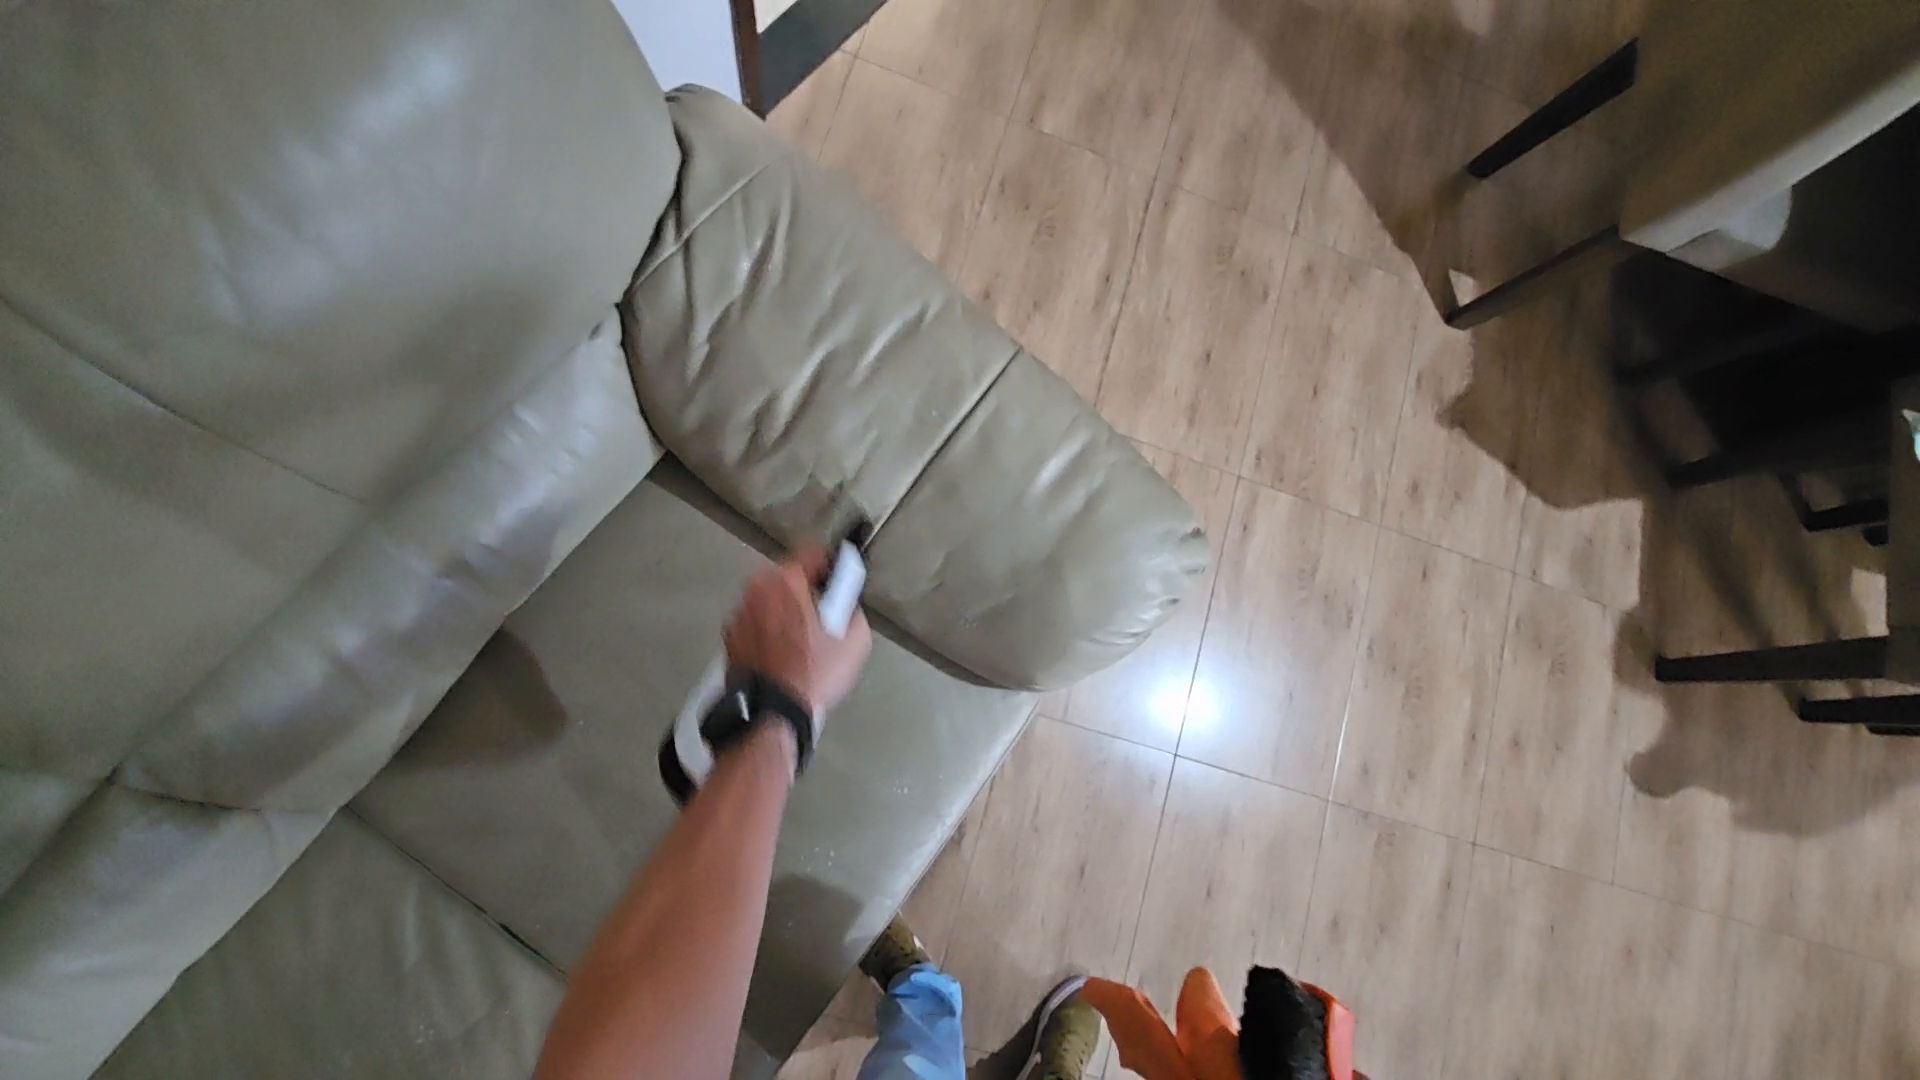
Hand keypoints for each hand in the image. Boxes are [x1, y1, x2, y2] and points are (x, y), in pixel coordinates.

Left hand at [723, 547, 872, 718]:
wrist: (775, 710)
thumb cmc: (812, 674)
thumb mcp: (856, 639)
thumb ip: (852, 608)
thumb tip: (847, 603)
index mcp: (788, 582)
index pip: (811, 551)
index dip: (830, 561)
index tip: (837, 571)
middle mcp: (758, 590)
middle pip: (786, 575)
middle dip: (803, 588)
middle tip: (822, 611)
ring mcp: (740, 613)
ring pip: (768, 598)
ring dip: (783, 607)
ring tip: (802, 635)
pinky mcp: (730, 636)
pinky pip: (754, 621)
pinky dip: (766, 628)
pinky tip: (783, 649)